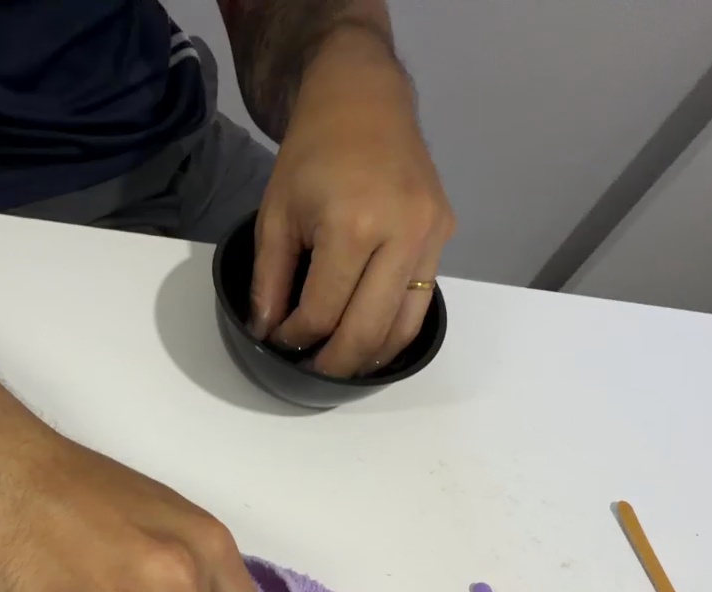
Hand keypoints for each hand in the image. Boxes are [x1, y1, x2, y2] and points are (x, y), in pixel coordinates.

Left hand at [250, 30, 454, 377]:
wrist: (363, 102)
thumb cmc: (310, 156)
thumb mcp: (274, 217)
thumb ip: (269, 281)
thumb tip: (266, 332)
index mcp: (352, 227)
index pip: (321, 313)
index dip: (294, 337)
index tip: (279, 338)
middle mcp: (401, 234)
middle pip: (367, 330)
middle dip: (334, 362)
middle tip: (310, 369)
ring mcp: (431, 235)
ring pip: (403, 326)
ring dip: (369, 357)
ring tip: (340, 366)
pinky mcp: (445, 234)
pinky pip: (423, 302)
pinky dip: (395, 331)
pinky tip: (370, 341)